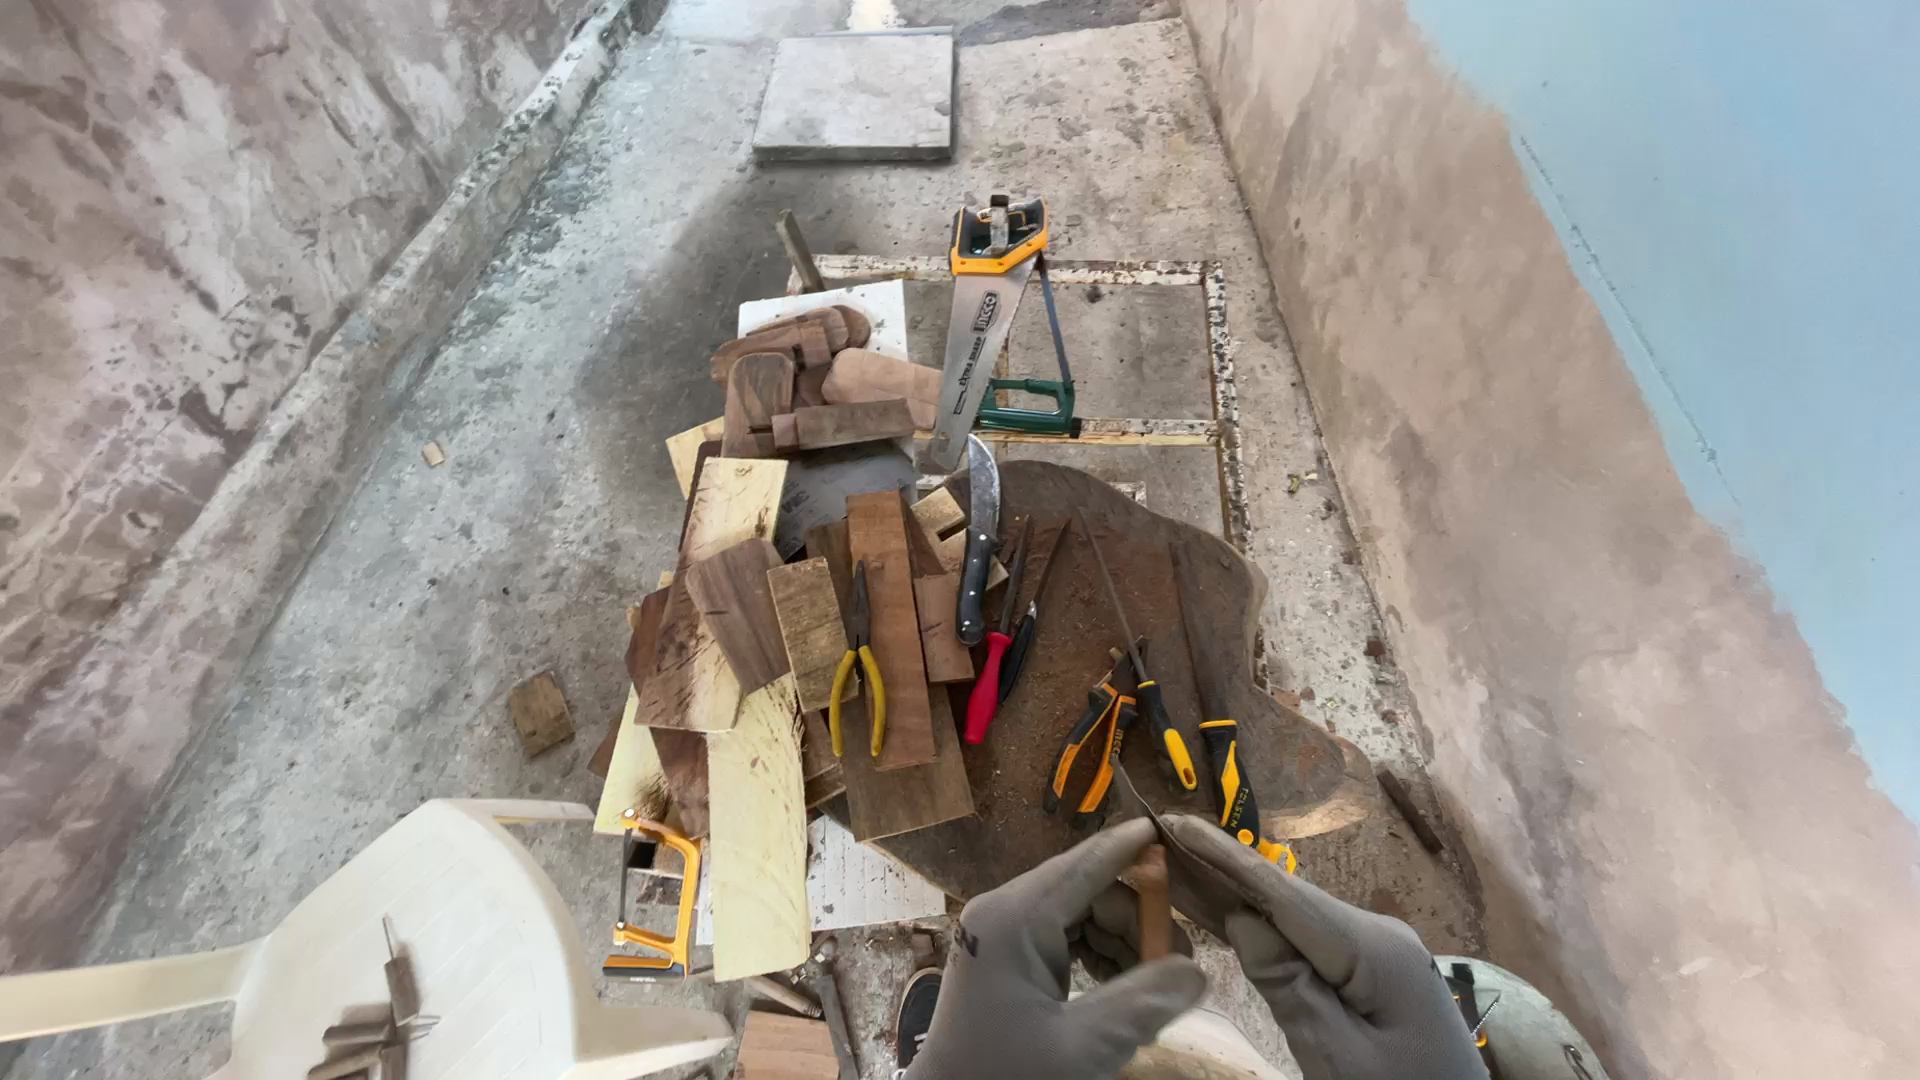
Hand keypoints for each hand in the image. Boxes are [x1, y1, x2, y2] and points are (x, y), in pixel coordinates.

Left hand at [907, 818, 1208, 1079]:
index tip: (1166, 828)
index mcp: (1015, 916)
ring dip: (1120, 942)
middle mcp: (1005, 909)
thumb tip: (1198, 969)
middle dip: (1135, 919)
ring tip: (1156, 983)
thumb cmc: (1009, 1078)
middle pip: (1086, 891)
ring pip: (1079, 914)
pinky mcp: (1006, 953)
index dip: (1127, 846)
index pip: (1084, 864)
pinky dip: (1097, 956)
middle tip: (1180, 960)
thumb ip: (1142, 1002)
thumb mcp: (1082, 1049)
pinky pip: (1063, 937)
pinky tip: (1123, 988)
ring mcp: (1002, 930)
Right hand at [1162, 815, 1485, 1079]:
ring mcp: (1374, 947)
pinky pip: (1305, 936)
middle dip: (1220, 868)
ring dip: (1235, 893)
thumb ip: (1287, 986)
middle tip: (1161, 843)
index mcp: (1374, 948)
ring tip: (1176, 867)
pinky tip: (1224, 907)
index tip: (1178, 822)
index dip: (1224, 855)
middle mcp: (1375, 931)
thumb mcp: (1339, 1061)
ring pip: (1290, 912)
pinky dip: (1262, 923)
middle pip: (1282, 894)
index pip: (1281, 892)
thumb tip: (1241, 918)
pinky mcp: (1369, 966)